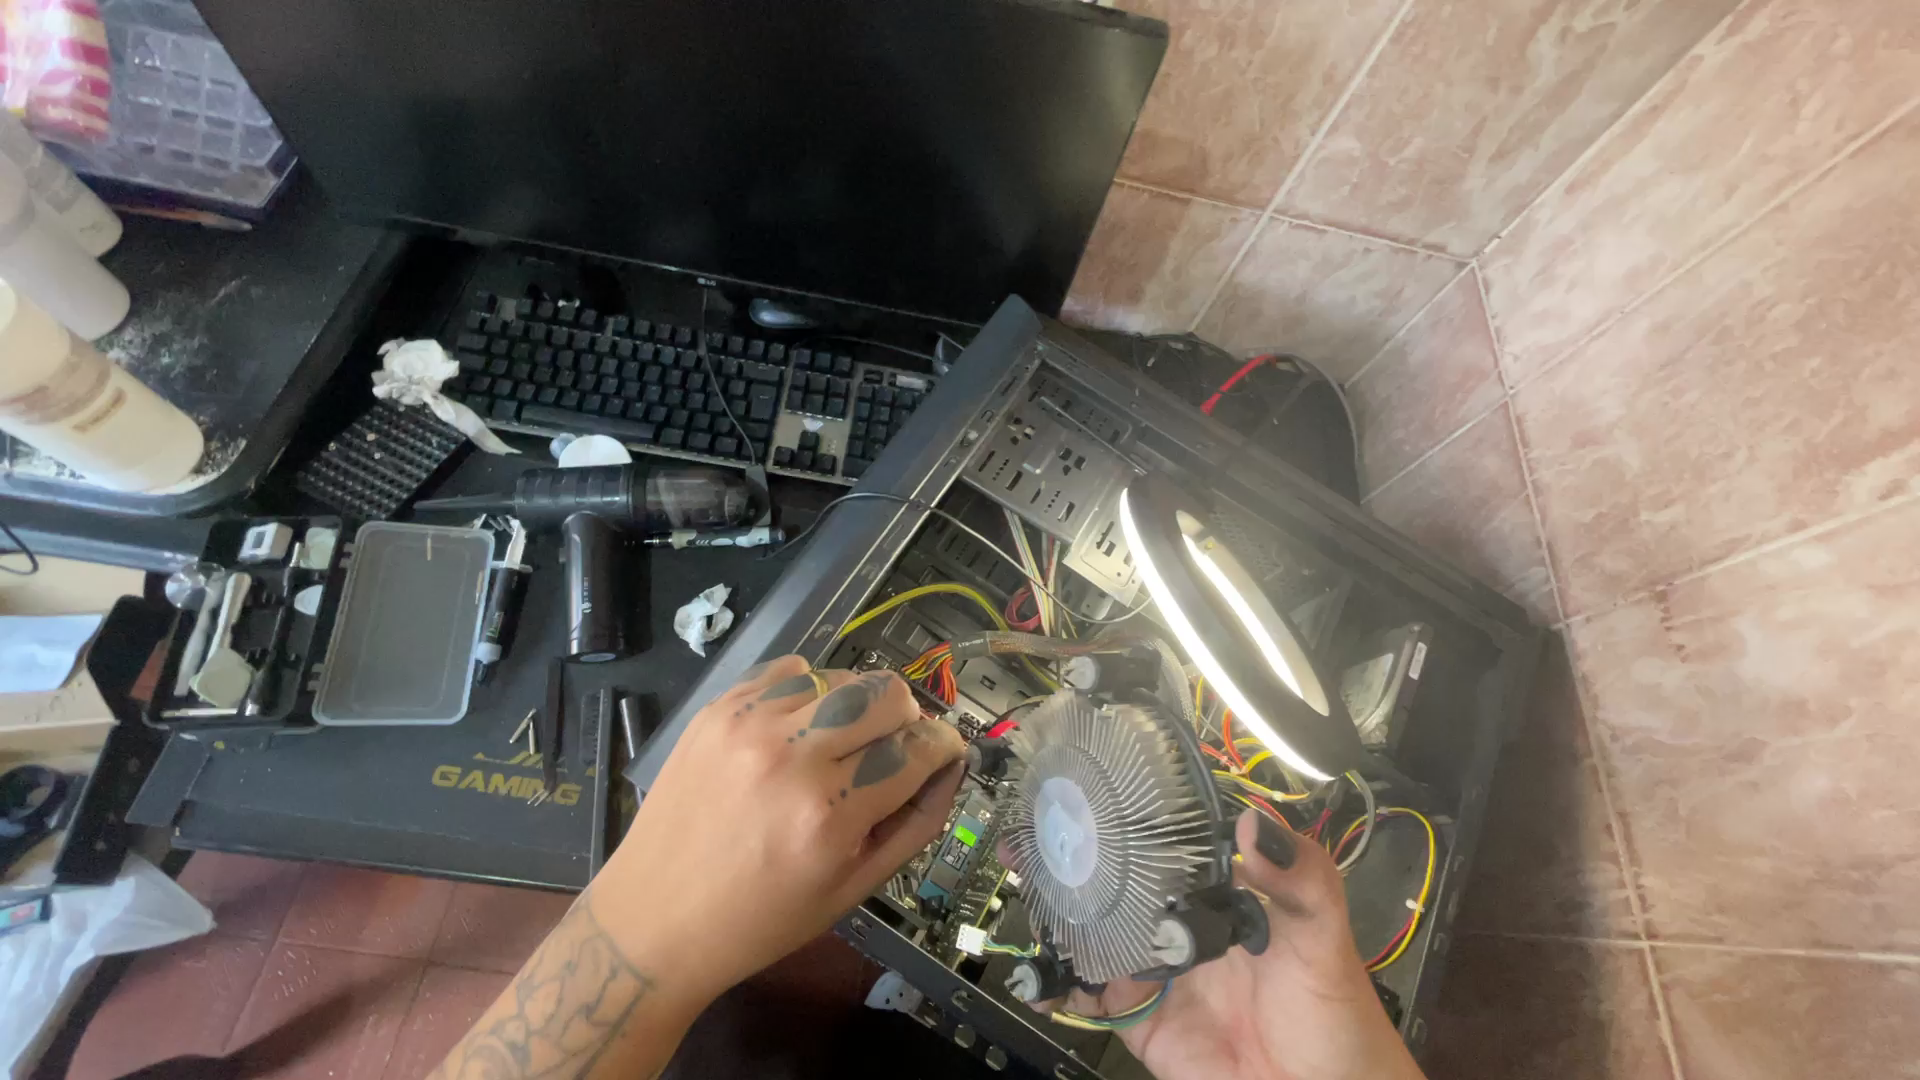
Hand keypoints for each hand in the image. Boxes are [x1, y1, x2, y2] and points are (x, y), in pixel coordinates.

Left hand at [591, 656, 966, 1003]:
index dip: (944, 747)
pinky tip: (797, 728)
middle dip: (907, 719)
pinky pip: (792, 670)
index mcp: (831, 815)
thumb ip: (915, 823)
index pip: (920, 748)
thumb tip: (951, 766)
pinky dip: (810, 692)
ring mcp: (750, 723)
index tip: (941, 753)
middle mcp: (793, 757)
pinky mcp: (719, 707)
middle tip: (890, 749)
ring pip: (843, 676)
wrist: (652, 919)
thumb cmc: (760, 919)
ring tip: (837, 743)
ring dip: (857, 705)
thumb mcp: (852, 890)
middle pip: (888, 693)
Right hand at [1026, 811, 1425, 1079]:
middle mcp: (1178, 919)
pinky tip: (1034, 976)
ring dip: (1056, 910)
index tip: (1083, 786)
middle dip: (1073, 854)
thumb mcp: (1323, 936)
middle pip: (1117, 879)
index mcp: (1216, 889)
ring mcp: (1156, 968)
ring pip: (1095, 930)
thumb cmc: (1333, 1013)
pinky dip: (1058, 986)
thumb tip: (1252, 822)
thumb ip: (1300, 879)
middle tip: (1031, 830)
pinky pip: (1092, 997)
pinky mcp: (1142, 1019)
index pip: (1164, 840)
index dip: (1125, 812)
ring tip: (1020, 882)